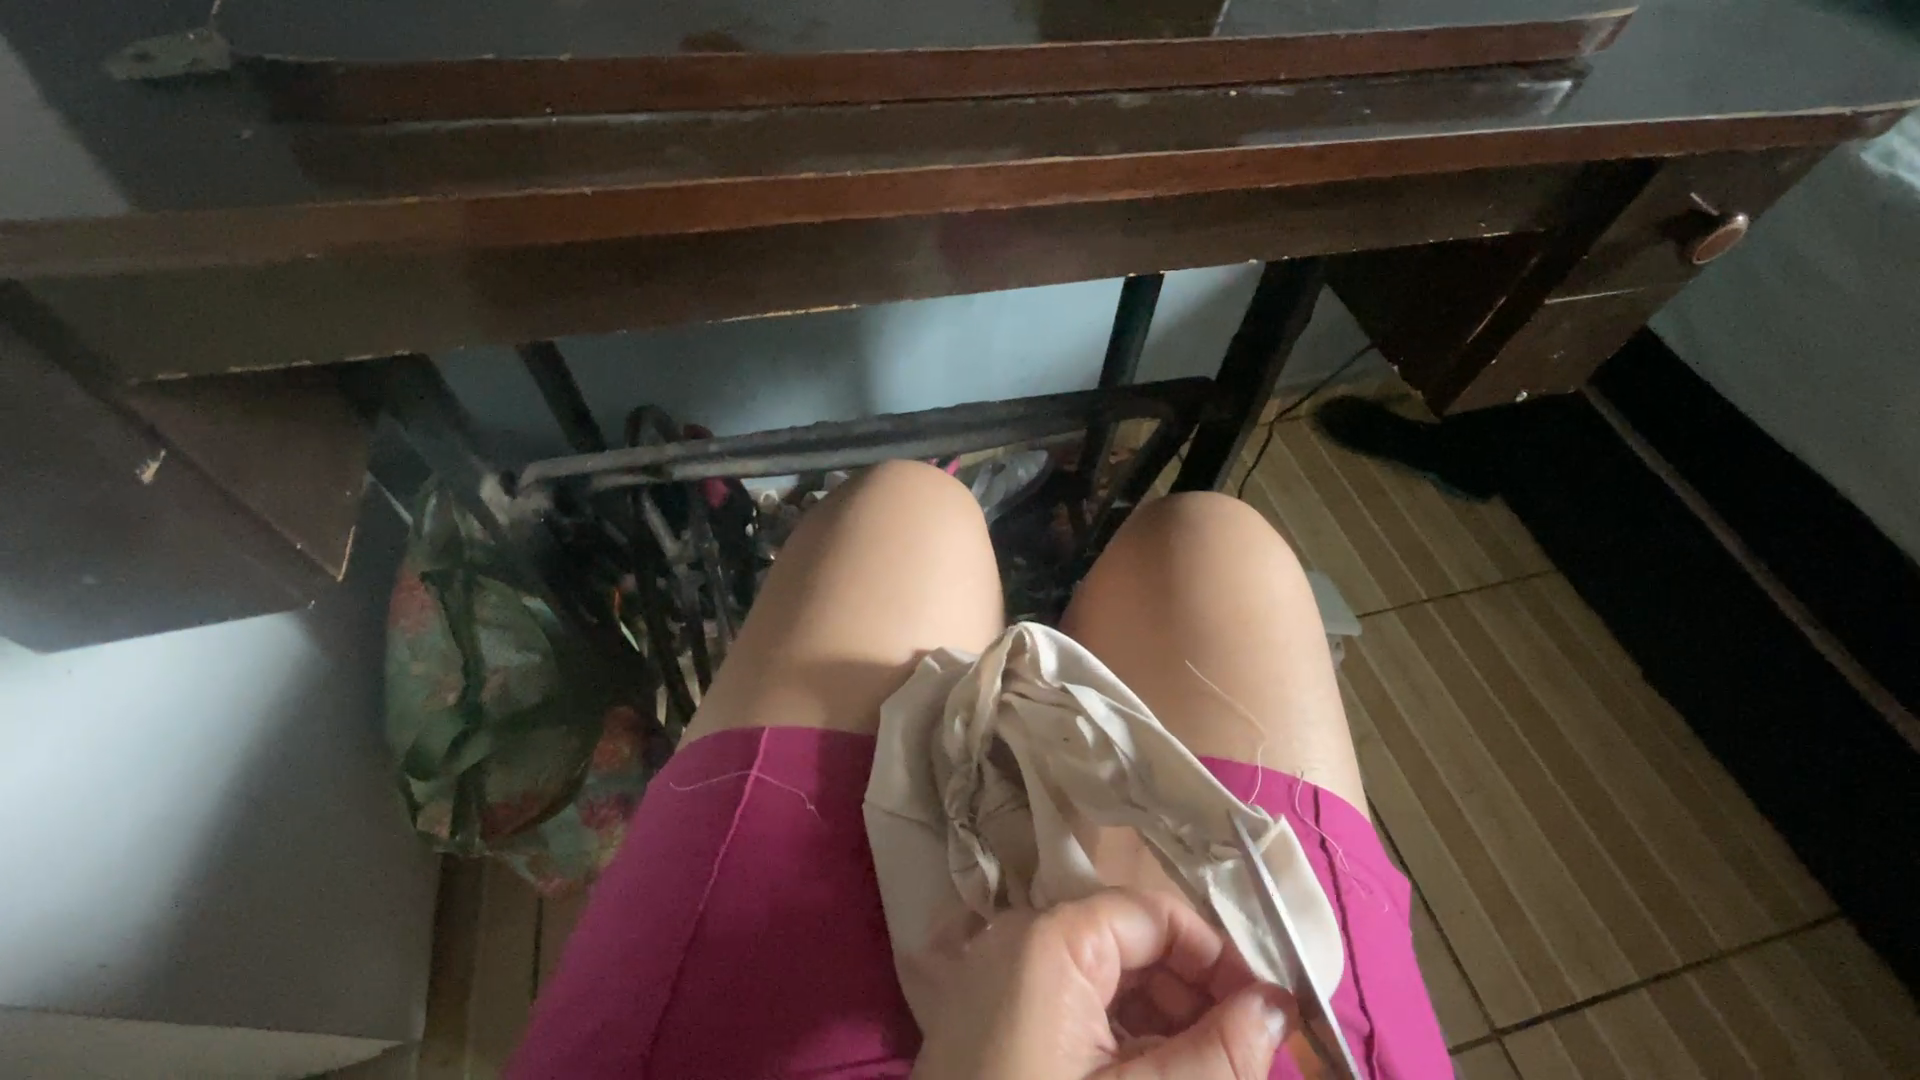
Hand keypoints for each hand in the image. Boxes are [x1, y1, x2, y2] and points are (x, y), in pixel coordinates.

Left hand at [910, 888, 1287, 1079]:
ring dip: (1161, 1019)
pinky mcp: (991, 1012)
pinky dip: (1117, 1034)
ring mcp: (1000, 974)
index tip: (1267, 1014)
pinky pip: (1071, 1001)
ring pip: (1105, 975)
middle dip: (1193, 994)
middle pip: (1131, 941)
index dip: (1219, 958)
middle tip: (1241, 1055)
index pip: (1157, 913)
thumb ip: (1218, 1053)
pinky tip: (1144, 1074)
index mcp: (1053, 938)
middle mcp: (1022, 937)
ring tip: (1198, 1070)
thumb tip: (1276, 1004)